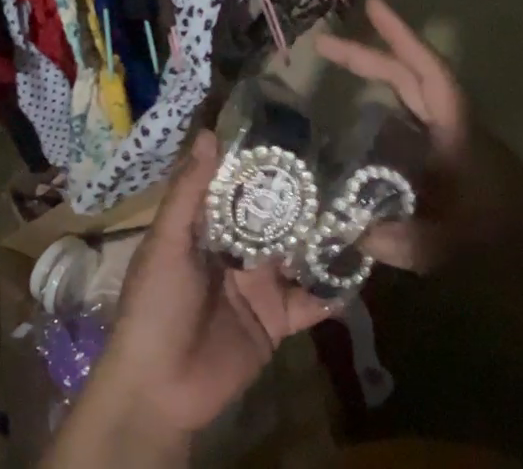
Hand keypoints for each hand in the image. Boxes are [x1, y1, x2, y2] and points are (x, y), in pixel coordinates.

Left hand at [91, 130, 340, 435]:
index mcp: (209, 228)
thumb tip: (209, 132)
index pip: (243, 187)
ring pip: (301, 256)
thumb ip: (190, 193)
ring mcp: (261, 286)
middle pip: (279, 219)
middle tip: (351, 170)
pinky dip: (334, 290)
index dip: (268, 165)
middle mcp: (238, 251)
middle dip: (308, 200)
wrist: (159, 390)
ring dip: (327, 240)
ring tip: (366, 213)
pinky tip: (362, 270)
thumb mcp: (167, 245)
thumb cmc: (155, 307)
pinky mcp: (278, 321)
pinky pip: (312, 302)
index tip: (305, 132)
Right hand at [317, 0, 522, 271]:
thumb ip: (394, 240)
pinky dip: (384, 111)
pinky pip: (410, 122)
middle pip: (410, 77)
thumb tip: (341, 228)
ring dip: (377, 78)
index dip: (401, 37)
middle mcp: (452, 125)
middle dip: (367, 56)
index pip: (425, 73)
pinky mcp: (450, 157)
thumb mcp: (446, 247)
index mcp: (454, 131)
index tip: (373, 5)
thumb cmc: (503, 241)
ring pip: (411, 96)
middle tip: (322, 44)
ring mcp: (452, 139)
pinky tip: (356, 133)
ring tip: (333, 72)